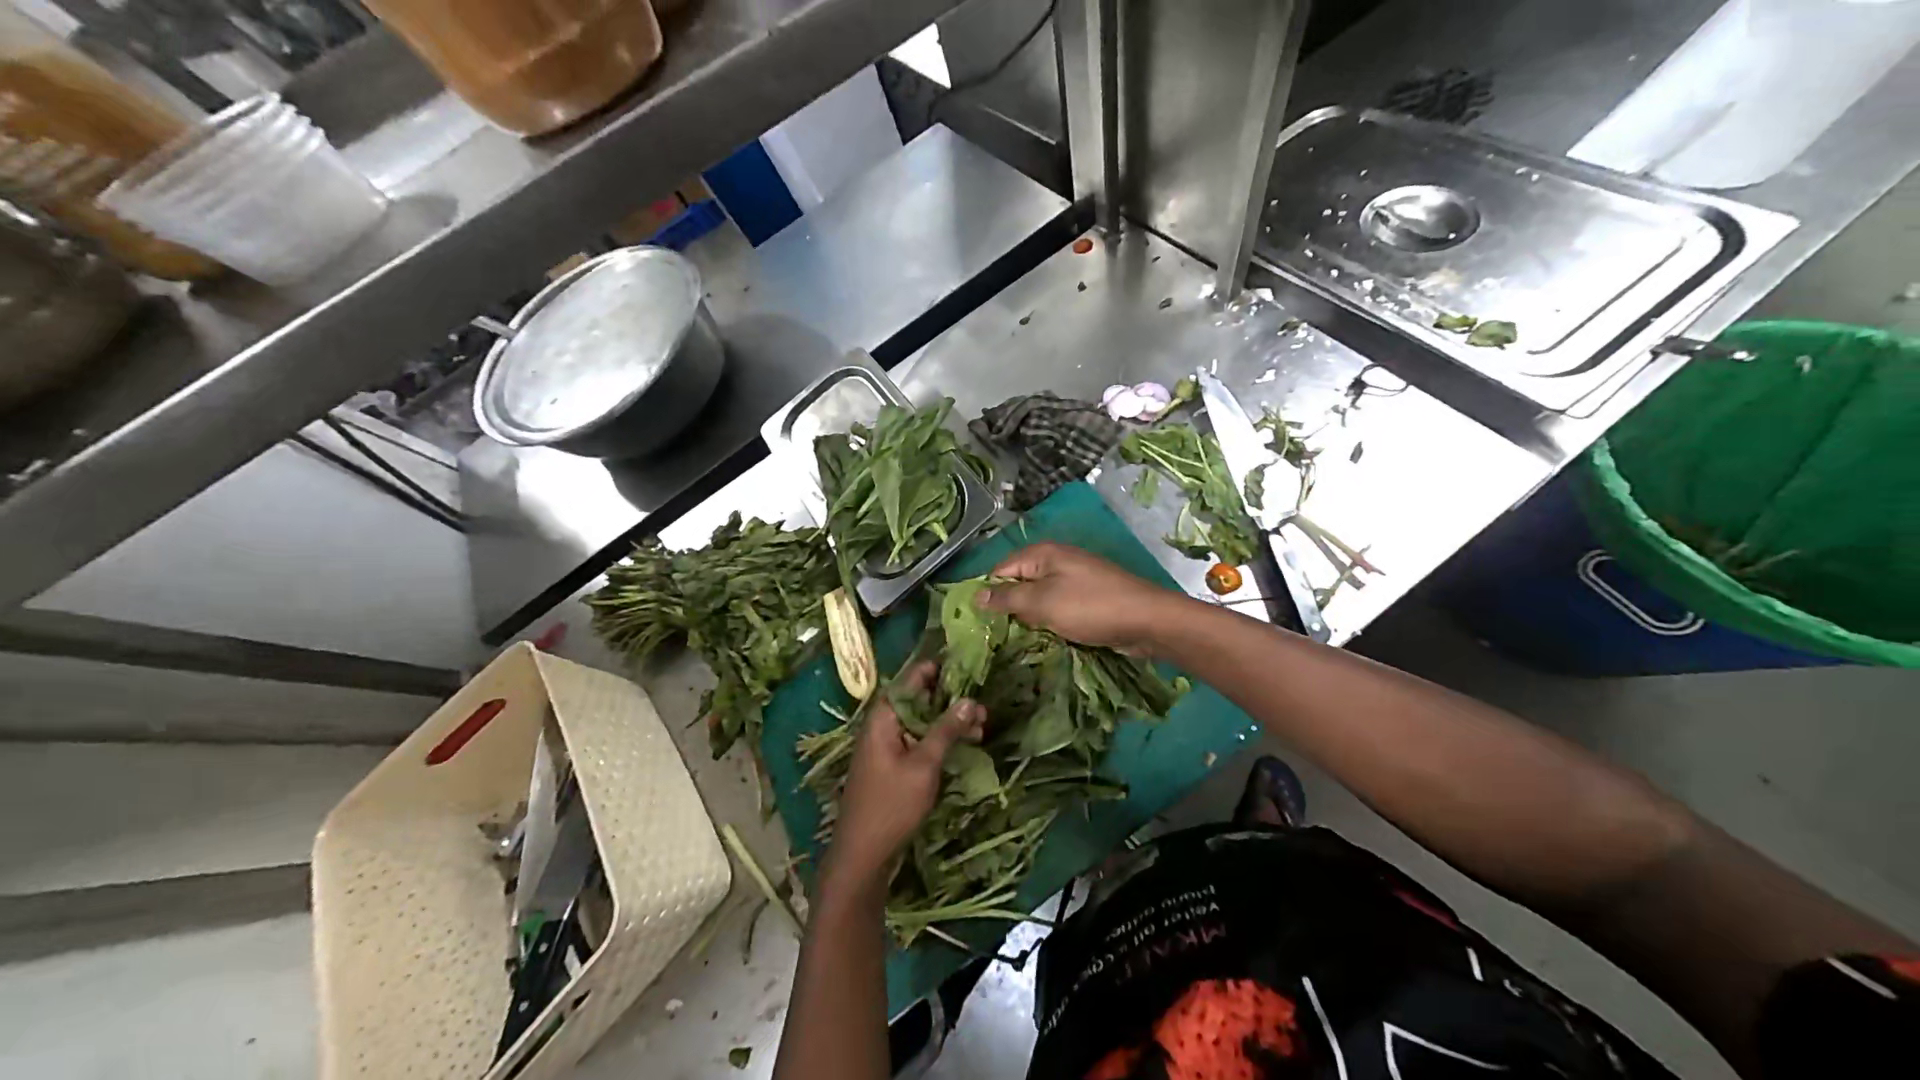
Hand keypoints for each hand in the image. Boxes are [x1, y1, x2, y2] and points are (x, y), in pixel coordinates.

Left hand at [824, 661, 985, 890]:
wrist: (862, 853)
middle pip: (919, 700)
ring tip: (981, 729)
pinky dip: (938, 741)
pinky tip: (962, 747)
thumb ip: (946, 730)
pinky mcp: (890, 764)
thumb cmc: (891, 805)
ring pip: (921, 722)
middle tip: (983, 710)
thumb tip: (970, 700)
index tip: (971, 670)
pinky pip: (917, 741)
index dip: (941, 670)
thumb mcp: (924, 765)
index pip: (913, 678)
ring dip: (948, 724)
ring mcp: (885, 745)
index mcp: (885, 716)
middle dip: (951, 702)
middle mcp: (882, 724)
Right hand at [976, 542, 1183, 654]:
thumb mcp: (1042, 603)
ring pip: (1038, 598)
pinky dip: (1048, 622)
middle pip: (1018, 583)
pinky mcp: (1087, 599)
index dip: (987, 593)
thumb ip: (1008, 599)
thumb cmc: (1090, 607)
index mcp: (1042, 554)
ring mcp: (1074, 580)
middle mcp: (1056, 561)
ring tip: (1012, 643)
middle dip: (1007, 608)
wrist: (1147, 620)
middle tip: (991, 638)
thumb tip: (976, 596)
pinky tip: (1042, 640)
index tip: (974, 622)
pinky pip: (1057, 608)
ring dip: (1028, 618)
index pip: (1000, 570)